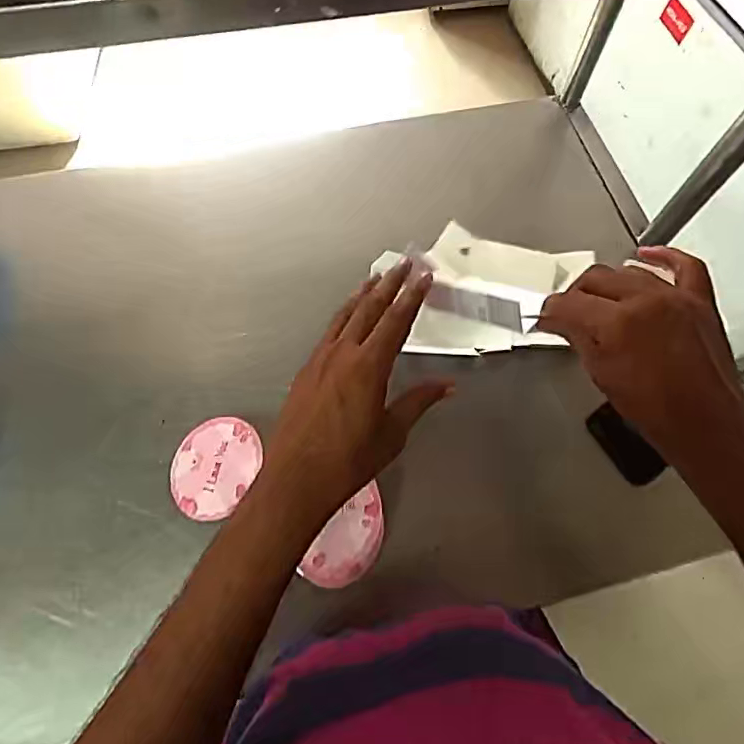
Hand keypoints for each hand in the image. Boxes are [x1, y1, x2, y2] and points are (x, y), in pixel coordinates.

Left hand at [254, 261, 453, 528]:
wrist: (296, 479)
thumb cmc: (349, 460)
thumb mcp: (392, 432)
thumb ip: (418, 401)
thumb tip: (447, 386)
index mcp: (369, 365)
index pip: (396, 321)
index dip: (412, 297)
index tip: (423, 277)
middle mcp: (343, 353)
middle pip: (369, 309)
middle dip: (390, 284)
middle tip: (404, 264)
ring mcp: (320, 359)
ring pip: (345, 316)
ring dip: (363, 295)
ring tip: (375, 279)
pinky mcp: (306, 370)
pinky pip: (329, 332)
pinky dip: (343, 316)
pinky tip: (347, 317)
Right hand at [537, 246, 743, 461]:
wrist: (707, 427)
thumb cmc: (662, 413)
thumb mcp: (602, 376)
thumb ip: (580, 340)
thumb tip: (565, 324)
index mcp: (617, 323)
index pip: (568, 303)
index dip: (551, 312)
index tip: (547, 317)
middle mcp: (646, 302)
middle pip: (596, 279)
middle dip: (575, 295)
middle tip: (567, 311)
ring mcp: (676, 299)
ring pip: (629, 271)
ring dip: (609, 282)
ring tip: (599, 297)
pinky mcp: (699, 302)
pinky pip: (684, 266)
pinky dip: (664, 257)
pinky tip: (647, 255)